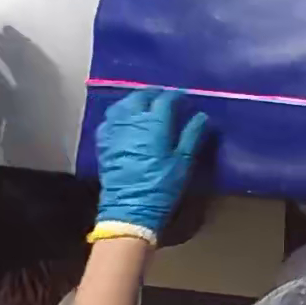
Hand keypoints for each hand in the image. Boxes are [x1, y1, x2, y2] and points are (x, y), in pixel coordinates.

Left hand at [93, 89, 210, 243]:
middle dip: (154, 93)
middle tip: (164, 98)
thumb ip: (192, 136)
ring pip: (123, 104)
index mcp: (154, 123)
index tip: (184, 97)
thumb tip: (202, 116)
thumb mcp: (183, 163)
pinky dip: (119, 114)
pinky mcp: (103, 142)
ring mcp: (115, 130)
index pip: (166, 99)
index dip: (176, 96)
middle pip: (141, 96)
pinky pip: (110, 119)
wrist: (129, 210)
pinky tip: (125, 119)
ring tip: (145, 105)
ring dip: (135, 100)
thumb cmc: (161, 187)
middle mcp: (132, 120)